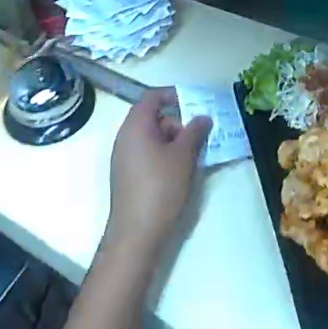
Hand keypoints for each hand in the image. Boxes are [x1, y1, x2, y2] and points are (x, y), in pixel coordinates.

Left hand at [101, 88, 209, 263]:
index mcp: (135, 126)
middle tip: (200, 138)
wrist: (136, 233)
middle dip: (178, 124)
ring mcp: (124, 157)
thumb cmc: (160, 188)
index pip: (151, 97)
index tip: (195, 103)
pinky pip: (148, 155)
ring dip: (174, 143)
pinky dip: (165, 157)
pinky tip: (181, 174)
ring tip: (194, 159)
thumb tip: (202, 117)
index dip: (173, 95)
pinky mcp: (127, 176)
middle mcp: (125, 137)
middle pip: (153, 118)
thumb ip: (195, 132)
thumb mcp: (184, 157)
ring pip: (152, 139)